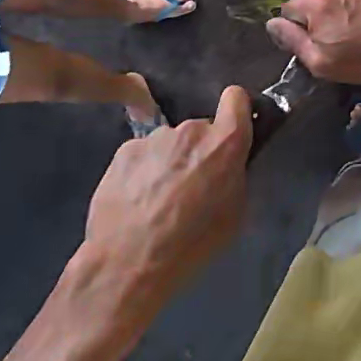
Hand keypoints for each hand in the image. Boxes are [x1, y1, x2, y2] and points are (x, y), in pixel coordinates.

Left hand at [82, 87, 252, 312]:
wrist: (129, 262)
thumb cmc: (194, 241)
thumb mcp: (235, 212)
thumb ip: (236, 174)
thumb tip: (231, 163)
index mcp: (225, 142)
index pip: (236, 97)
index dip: (235, 110)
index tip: (232, 128)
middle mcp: (191, 130)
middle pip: (201, 128)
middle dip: (199, 149)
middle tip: (191, 184)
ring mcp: (154, 138)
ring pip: (170, 143)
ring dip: (170, 160)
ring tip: (158, 197)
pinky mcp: (123, 151)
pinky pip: (143, 154)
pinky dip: (143, 170)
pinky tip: (136, 200)